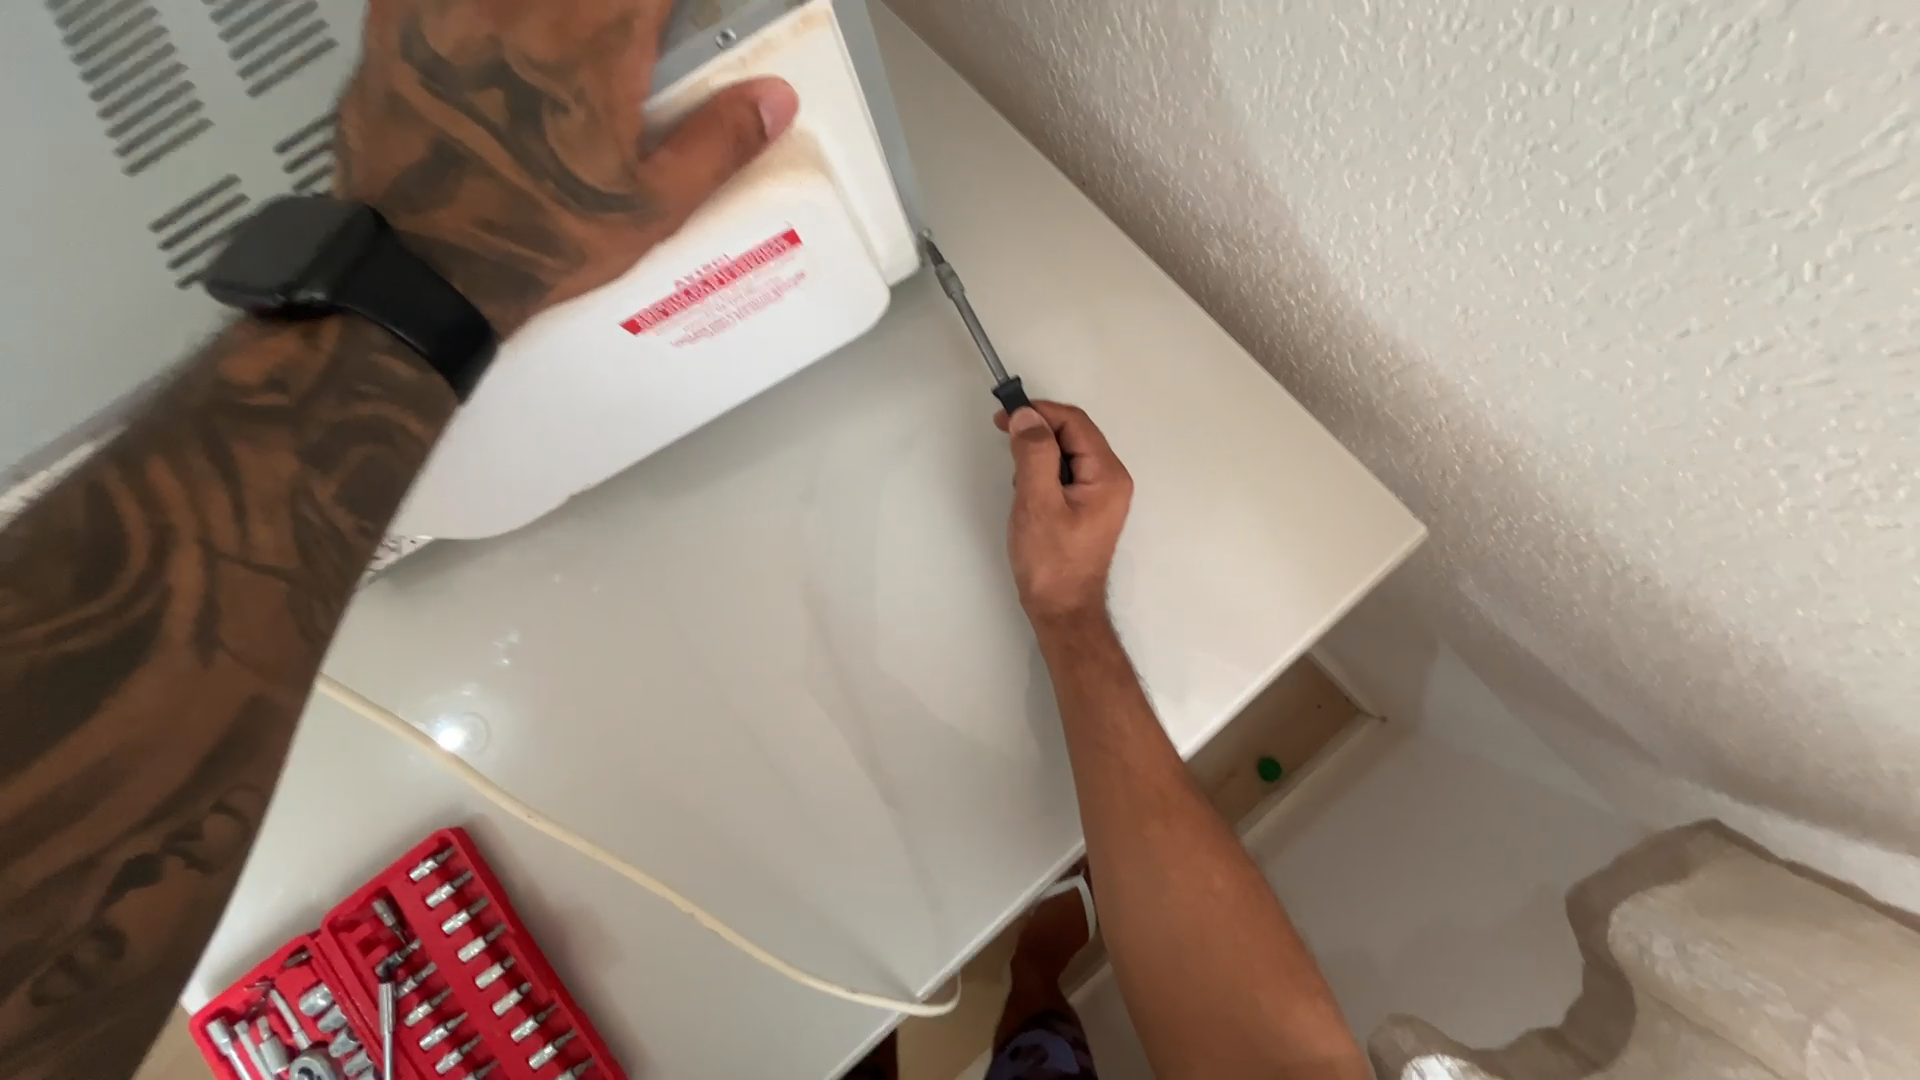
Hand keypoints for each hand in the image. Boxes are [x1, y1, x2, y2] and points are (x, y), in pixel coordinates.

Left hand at [336, 0, 799, 332]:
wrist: (432, 263)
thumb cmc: (545, 237)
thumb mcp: (653, 207)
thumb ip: (718, 143)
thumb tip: (776, 100)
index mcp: (593, 48)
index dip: (677, 2)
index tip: (685, 19)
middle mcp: (523, 7)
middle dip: (625, 9)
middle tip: (635, 42)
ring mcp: (455, 1)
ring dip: (571, 13)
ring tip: (578, 49)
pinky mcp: (400, 10)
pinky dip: (499, 9)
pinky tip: (512, 37)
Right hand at [996, 403, 1133, 623]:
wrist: (1062, 610)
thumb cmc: (1051, 563)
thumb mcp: (1037, 503)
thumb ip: (1033, 455)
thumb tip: (1027, 416)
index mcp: (1107, 475)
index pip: (1074, 423)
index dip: (1040, 412)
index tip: (1005, 416)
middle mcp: (1111, 480)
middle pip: (1073, 434)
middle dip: (1037, 433)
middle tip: (1004, 437)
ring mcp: (1101, 495)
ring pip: (1067, 454)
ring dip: (1038, 456)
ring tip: (1018, 482)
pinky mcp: (1087, 508)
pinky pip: (1065, 475)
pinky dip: (1042, 474)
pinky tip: (1027, 494)